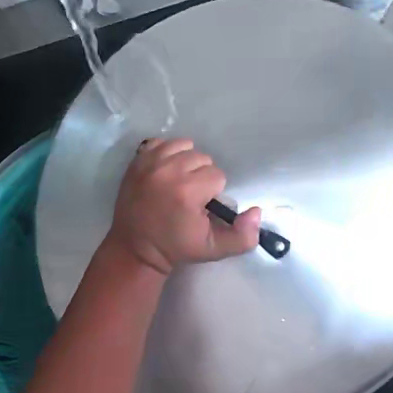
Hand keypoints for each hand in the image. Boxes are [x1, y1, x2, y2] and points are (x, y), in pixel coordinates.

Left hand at [106, 138, 259, 273]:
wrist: (135, 247)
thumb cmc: (175, 247)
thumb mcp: (213, 249)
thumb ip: (243, 236)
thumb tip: (257, 211)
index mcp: (187, 191)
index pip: (217, 176)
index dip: (212, 193)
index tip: (200, 207)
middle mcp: (168, 171)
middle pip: (202, 159)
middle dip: (201, 176)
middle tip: (189, 197)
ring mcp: (150, 163)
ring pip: (184, 146)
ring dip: (186, 162)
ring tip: (178, 182)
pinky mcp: (137, 160)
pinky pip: (161, 143)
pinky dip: (167, 154)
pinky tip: (165, 172)